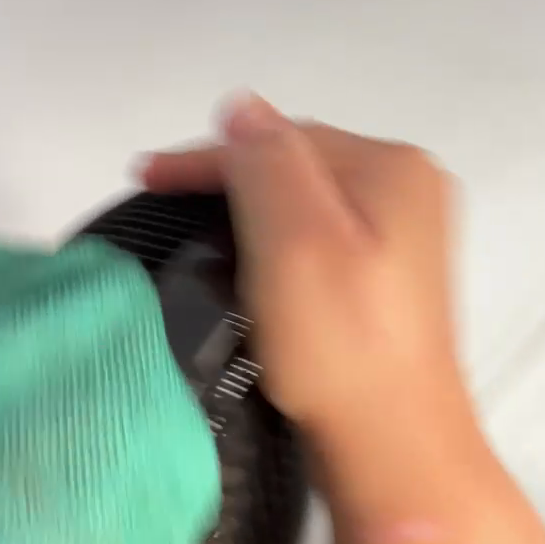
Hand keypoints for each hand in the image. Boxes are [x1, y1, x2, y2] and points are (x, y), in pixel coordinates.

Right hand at [139, 95, 468, 453]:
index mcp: (387, 169)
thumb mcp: (294, 245)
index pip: (277, 141)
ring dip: (244, 198)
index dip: (204, 156)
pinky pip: (315, 229)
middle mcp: (404, 187)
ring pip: (304, 195)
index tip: (140, 176)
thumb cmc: (335, 344)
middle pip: (295, 160)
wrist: (389, 435)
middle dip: (224, 170)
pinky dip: (268, 230)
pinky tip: (243, 251)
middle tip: (158, 193)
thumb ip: (266, 169)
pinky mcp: (384, 276)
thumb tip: (239, 108)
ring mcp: (400, 233)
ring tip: (189, 215)